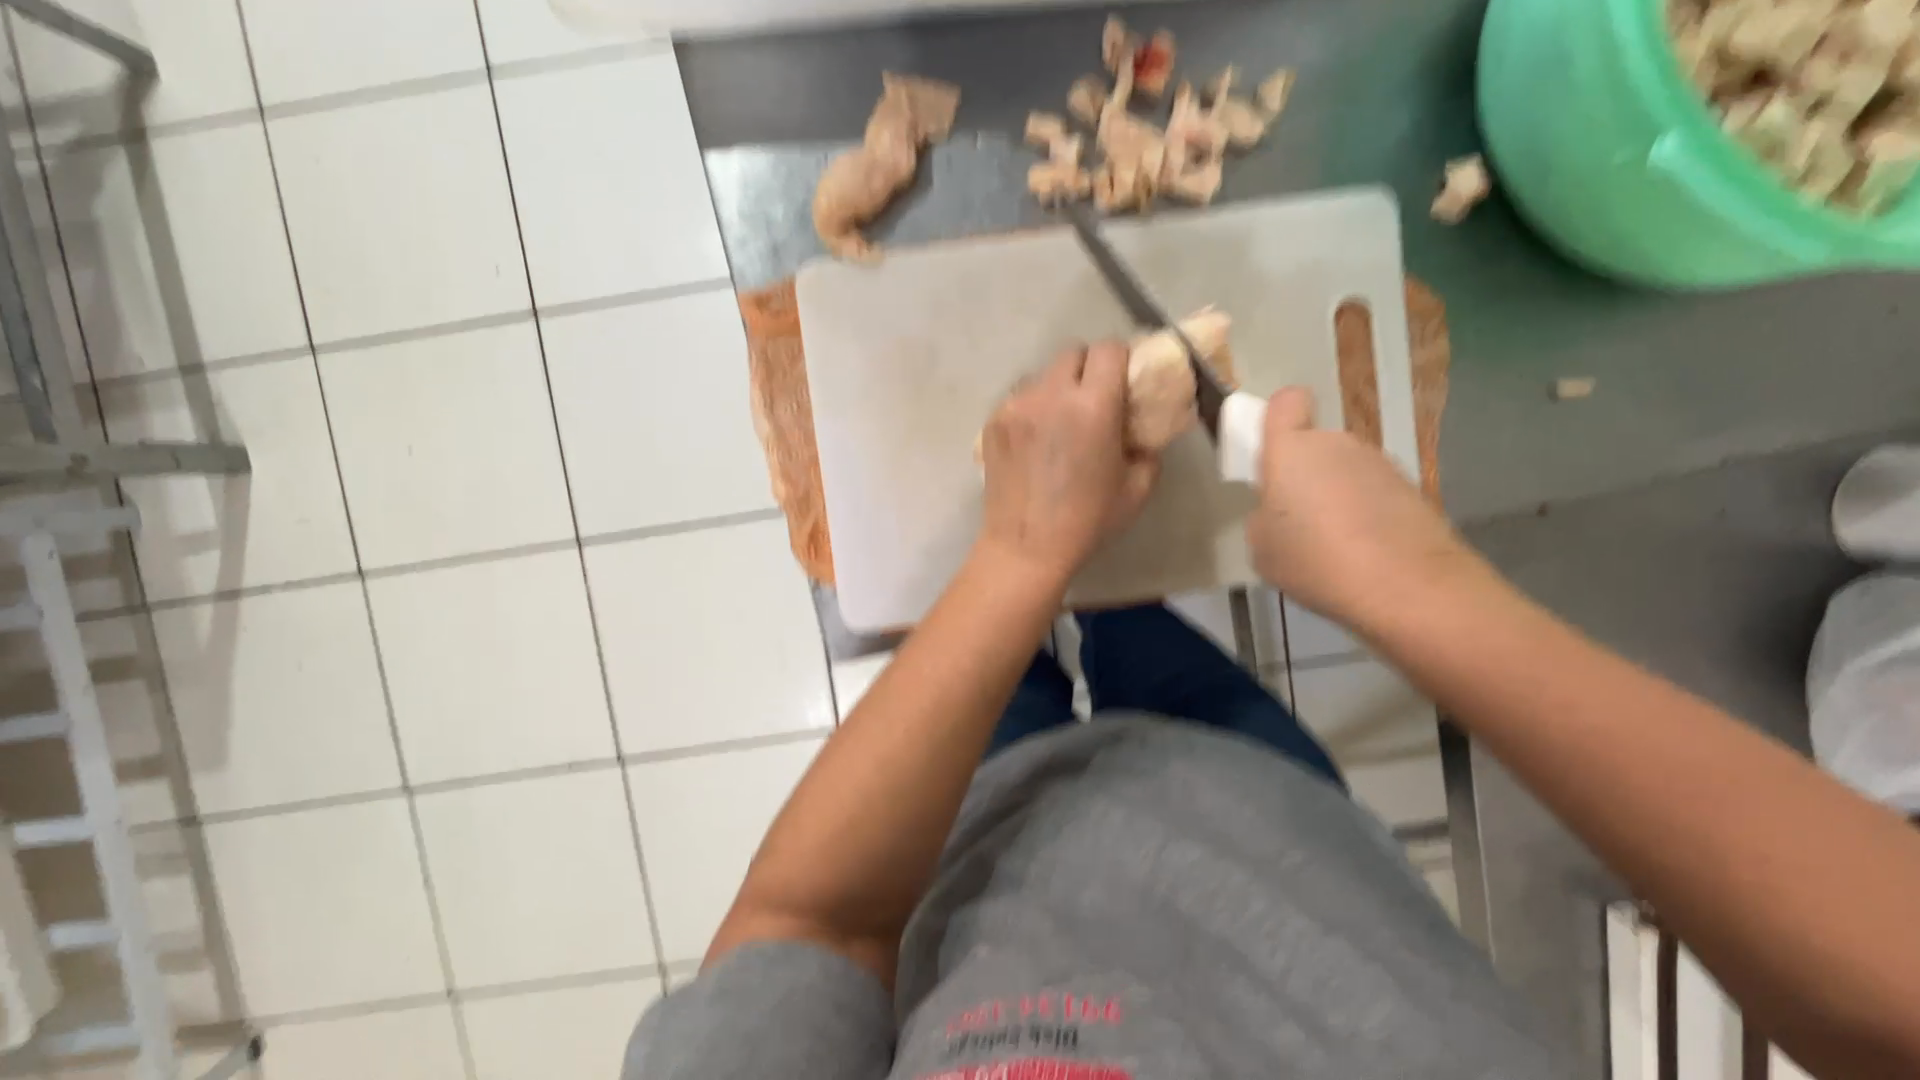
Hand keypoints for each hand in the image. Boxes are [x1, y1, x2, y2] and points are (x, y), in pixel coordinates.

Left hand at [978, 343, 1159, 581]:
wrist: (1025, 547)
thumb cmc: (1087, 521)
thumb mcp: (1137, 488)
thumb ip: (1147, 447)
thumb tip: (1143, 429)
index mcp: (1092, 406)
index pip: (1108, 349)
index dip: (1120, 360)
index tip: (1124, 381)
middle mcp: (1050, 395)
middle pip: (1073, 352)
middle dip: (1089, 368)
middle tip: (1095, 399)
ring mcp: (1016, 406)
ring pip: (1043, 375)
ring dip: (1058, 387)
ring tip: (1061, 421)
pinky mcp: (993, 421)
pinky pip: (1020, 398)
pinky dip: (1033, 408)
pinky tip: (1037, 440)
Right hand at [1246, 387, 1489, 628]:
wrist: (1407, 584)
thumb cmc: (1316, 560)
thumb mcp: (1262, 547)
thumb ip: (1263, 515)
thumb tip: (1278, 511)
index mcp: (1291, 450)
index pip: (1285, 403)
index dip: (1277, 421)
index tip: (1272, 455)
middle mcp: (1337, 444)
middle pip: (1314, 446)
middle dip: (1306, 476)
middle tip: (1299, 522)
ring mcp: (1379, 463)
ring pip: (1345, 471)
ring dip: (1337, 497)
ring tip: (1335, 545)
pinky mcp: (1411, 488)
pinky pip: (1374, 494)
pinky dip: (1367, 515)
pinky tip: (1365, 553)